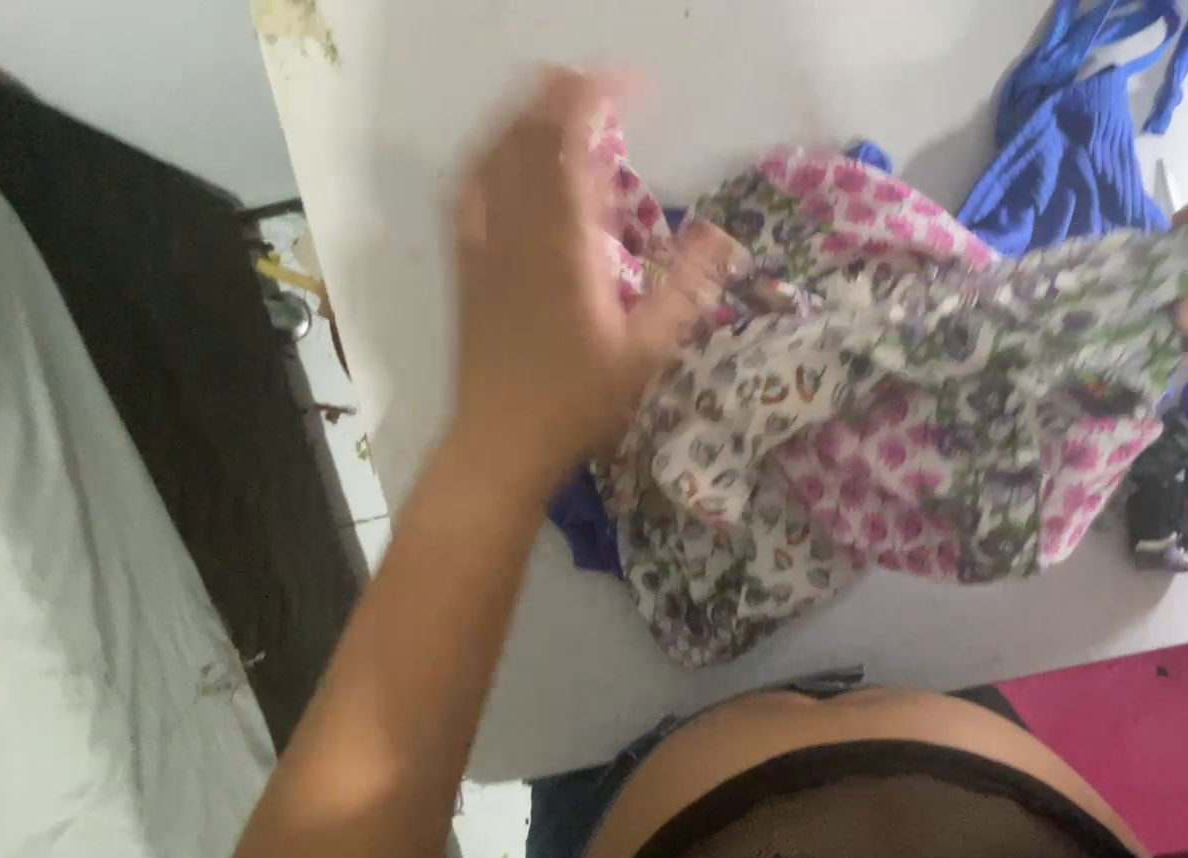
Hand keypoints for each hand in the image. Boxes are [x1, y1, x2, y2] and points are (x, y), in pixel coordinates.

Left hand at [445, 68, 725, 494]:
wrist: (502, 443)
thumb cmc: (579, 403)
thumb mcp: (647, 352)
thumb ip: (686, 288)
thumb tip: (722, 234)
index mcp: (564, 243)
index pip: (572, 139)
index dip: (600, 95)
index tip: (636, 85)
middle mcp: (516, 229)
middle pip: (526, 131)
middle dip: (560, 92)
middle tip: (599, 85)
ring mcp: (482, 245)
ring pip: (490, 154)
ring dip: (521, 114)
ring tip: (553, 104)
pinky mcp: (465, 266)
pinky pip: (467, 191)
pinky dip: (486, 157)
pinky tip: (499, 160)